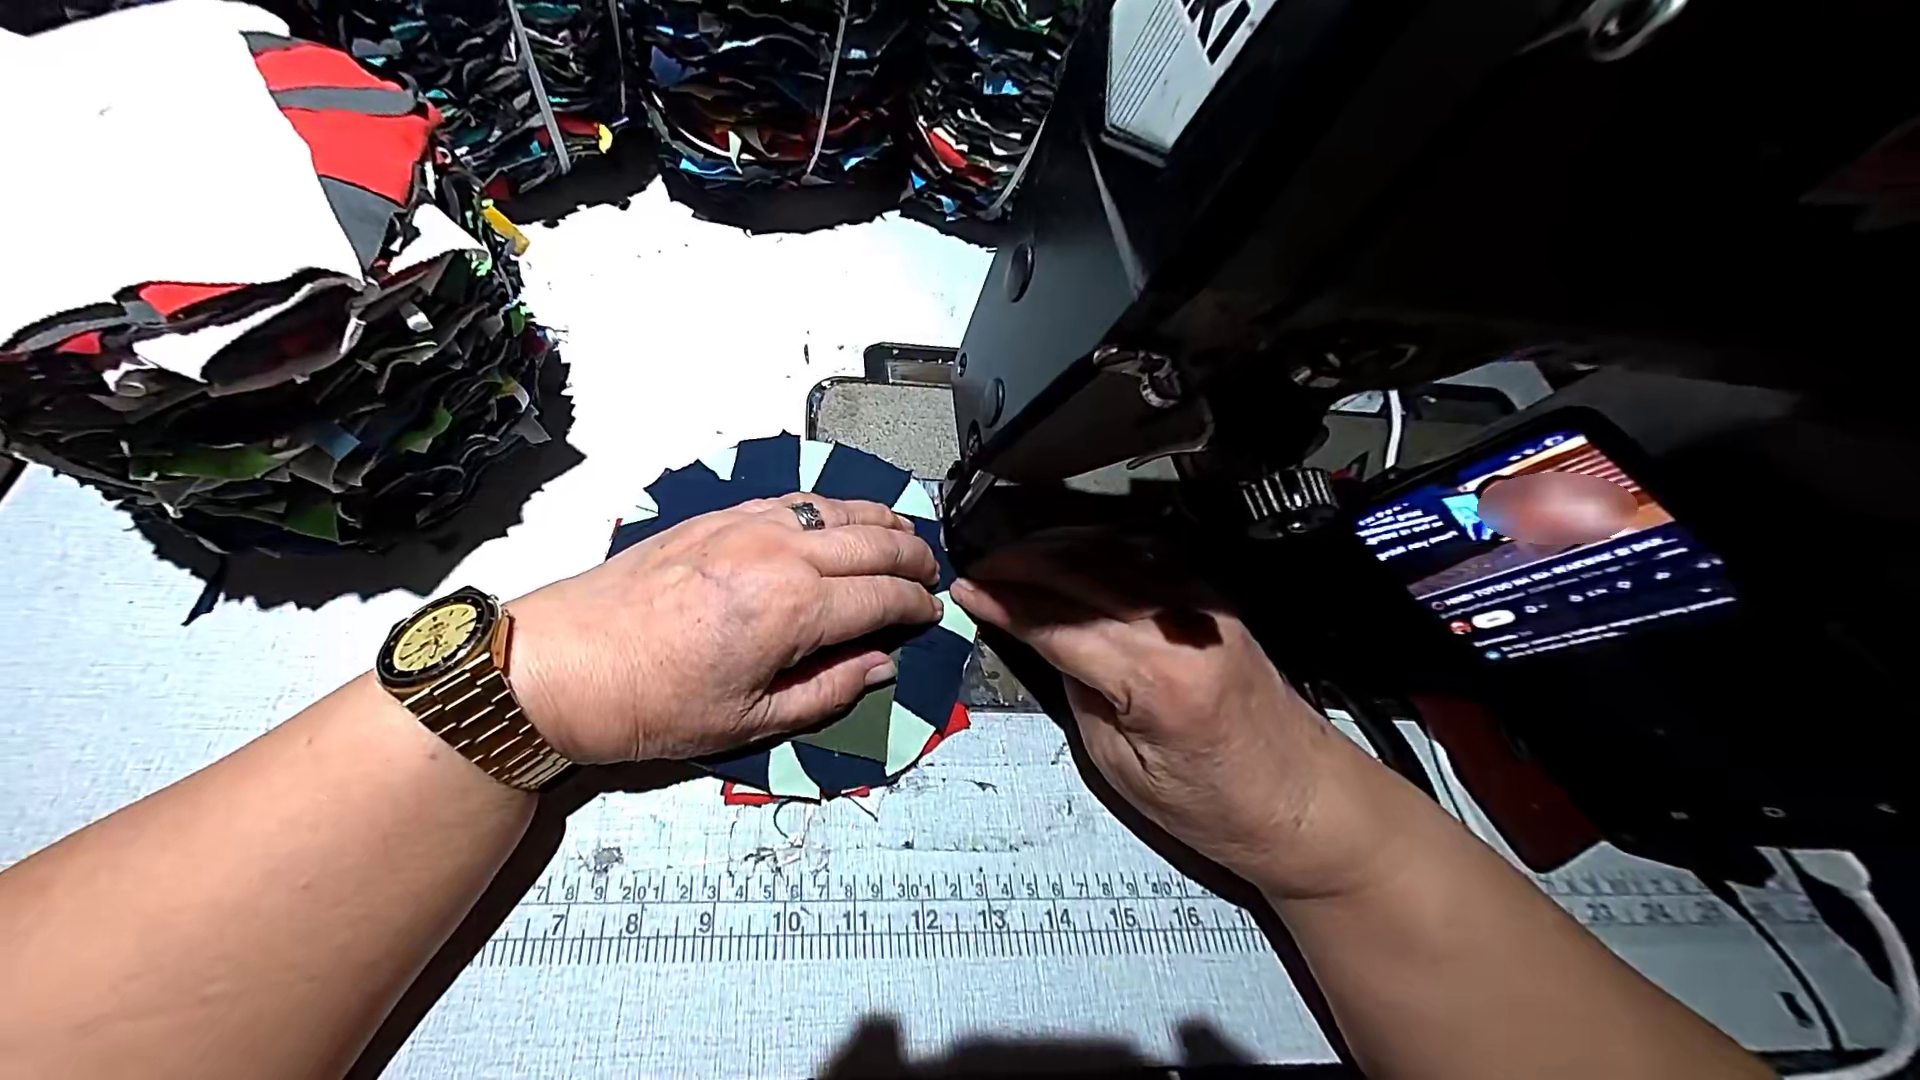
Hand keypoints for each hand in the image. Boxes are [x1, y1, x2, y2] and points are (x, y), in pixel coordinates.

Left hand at [505, 495, 942, 763]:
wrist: (562, 661)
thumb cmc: (655, 703)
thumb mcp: (752, 720)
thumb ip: (830, 689)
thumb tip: (881, 663)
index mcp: (797, 610)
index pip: (884, 597)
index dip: (917, 605)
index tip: (933, 612)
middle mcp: (784, 554)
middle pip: (874, 543)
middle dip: (914, 556)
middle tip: (932, 572)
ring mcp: (752, 526)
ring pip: (840, 509)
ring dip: (881, 520)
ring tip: (904, 532)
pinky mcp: (723, 515)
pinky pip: (797, 499)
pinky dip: (833, 506)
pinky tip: (840, 516)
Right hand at [951, 544, 1406, 899]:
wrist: (1307, 801)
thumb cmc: (1213, 805)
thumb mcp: (1121, 764)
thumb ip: (1080, 688)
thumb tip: (1049, 638)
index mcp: (1152, 676)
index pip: (1056, 621)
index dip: (1004, 602)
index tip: (967, 588)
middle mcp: (1178, 623)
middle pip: (1079, 572)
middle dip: (1020, 563)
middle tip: (980, 567)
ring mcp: (1200, 603)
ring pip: (1108, 554)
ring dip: (1053, 548)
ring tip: (1012, 557)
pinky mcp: (1211, 600)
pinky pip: (1138, 561)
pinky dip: (1092, 552)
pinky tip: (1068, 556)